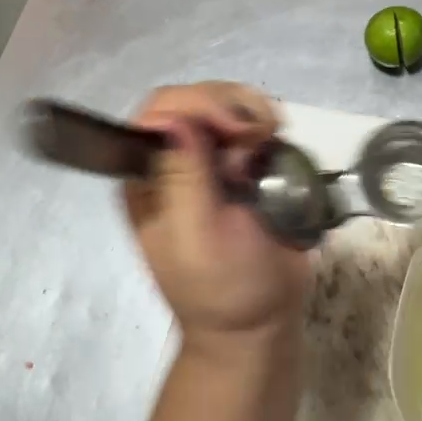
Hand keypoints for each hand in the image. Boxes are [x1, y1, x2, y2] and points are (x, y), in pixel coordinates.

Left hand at [123, 82, 309, 357]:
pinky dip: (268, 122)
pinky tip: (275, 142)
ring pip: (226, 100)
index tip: (233, 129)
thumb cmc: (223, 288)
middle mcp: (174, 159)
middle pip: (195, 97)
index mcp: (146, 178)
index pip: (159, 111)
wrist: (261, 323)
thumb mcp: (198, 239)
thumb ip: (183, 178)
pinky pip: (252, 119)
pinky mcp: (243, 161)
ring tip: (268, 143)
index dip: (196, 106)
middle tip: (257, 139)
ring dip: (253, 113)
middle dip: (231, 107)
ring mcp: (210, 157)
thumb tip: (171, 120)